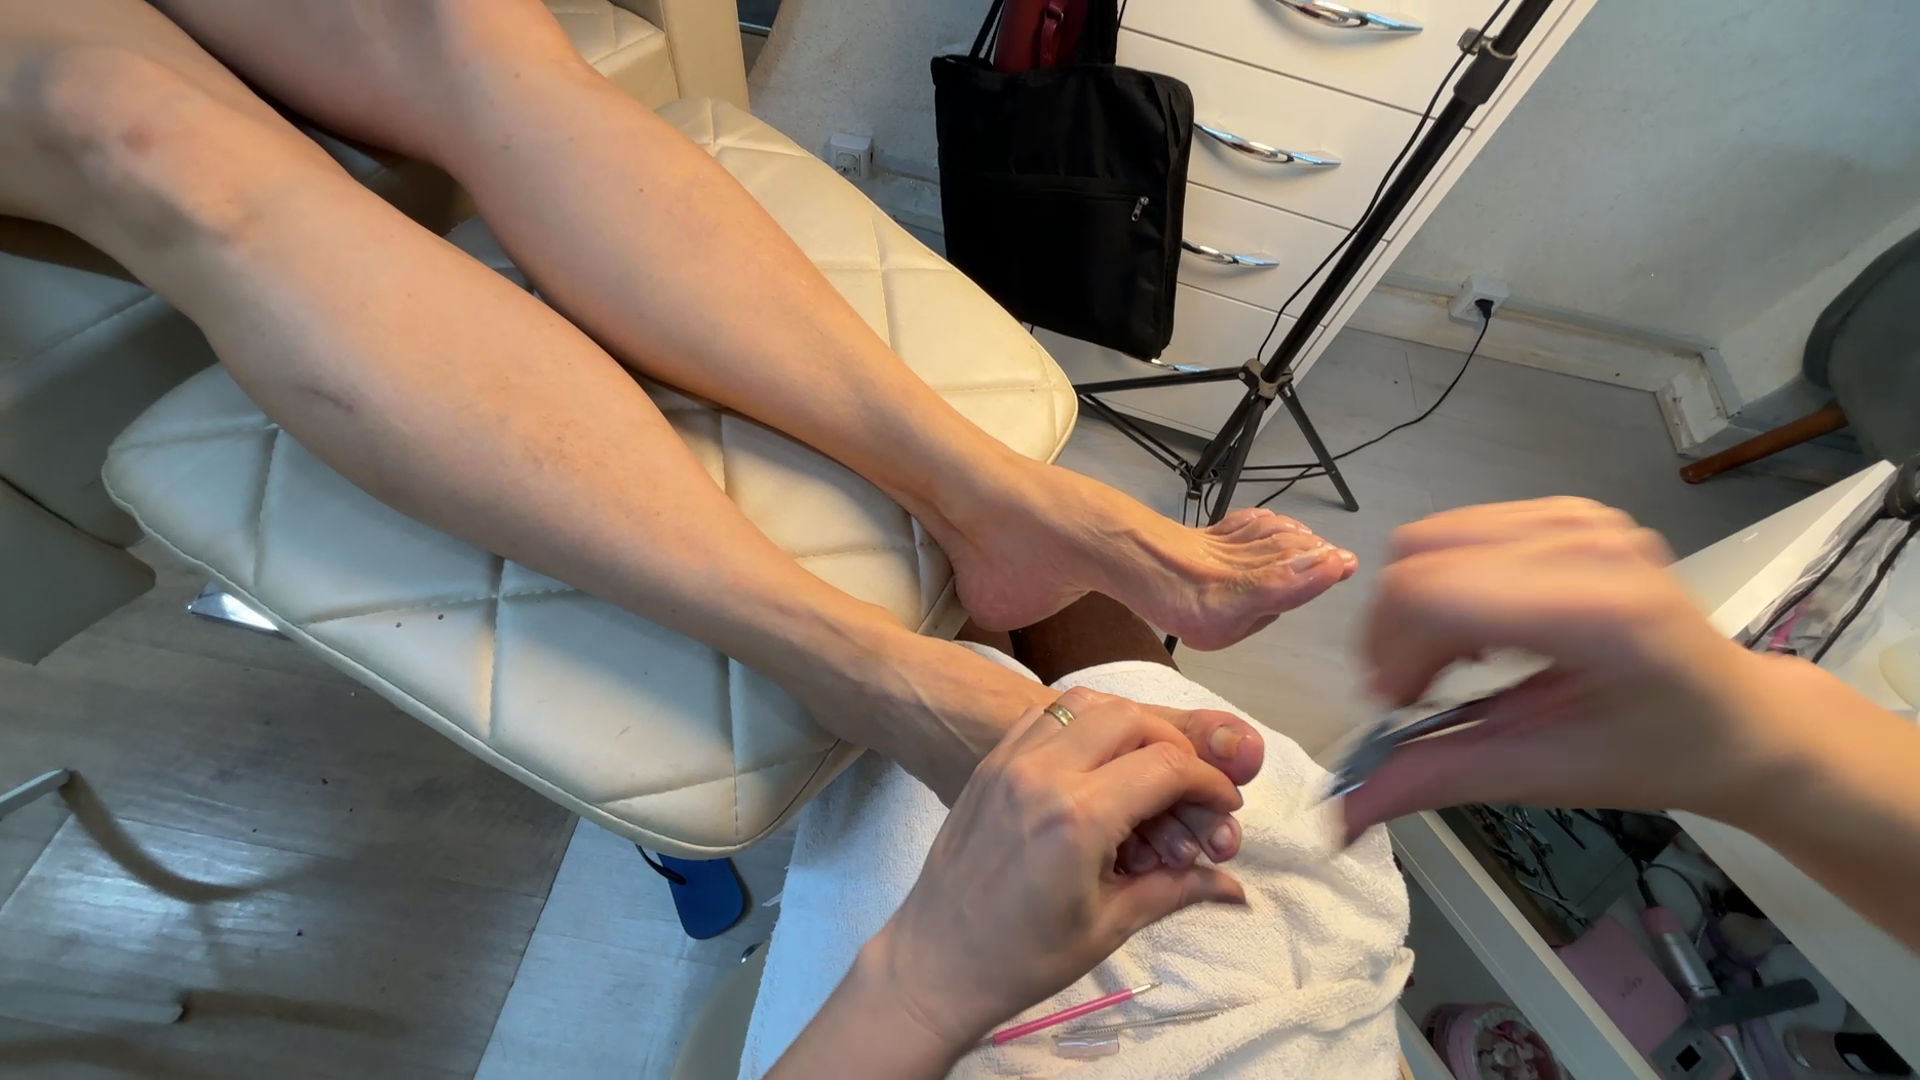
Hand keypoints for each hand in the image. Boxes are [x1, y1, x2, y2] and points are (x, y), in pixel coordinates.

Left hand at [867, 687, 1248, 1049]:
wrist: (935, 959)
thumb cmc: (1023, 957)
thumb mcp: (1108, 926)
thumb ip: (1174, 888)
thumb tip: (1233, 886)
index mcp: (1078, 816)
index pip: (1165, 766)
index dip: (1208, 782)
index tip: (1224, 806)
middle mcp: (1044, 771)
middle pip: (1130, 716)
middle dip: (1173, 744)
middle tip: (1186, 785)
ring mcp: (1011, 758)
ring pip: (1085, 701)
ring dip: (1127, 724)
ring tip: (1144, 767)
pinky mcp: (991, 760)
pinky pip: (1045, 715)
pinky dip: (1081, 722)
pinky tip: (1094, 762)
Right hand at [1343, 497, 1806, 835]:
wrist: (1741, 718)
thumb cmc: (1653, 752)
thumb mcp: (1540, 773)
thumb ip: (1431, 778)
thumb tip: (1337, 815)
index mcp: (1597, 612)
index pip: (1430, 595)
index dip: (1389, 651)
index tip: (1395, 703)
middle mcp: (1586, 545)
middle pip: (1415, 564)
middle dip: (1391, 633)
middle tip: (1411, 687)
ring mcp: (1575, 518)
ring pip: (1421, 543)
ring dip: (1410, 608)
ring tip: (1445, 658)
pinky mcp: (1560, 510)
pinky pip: (1448, 533)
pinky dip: (1436, 582)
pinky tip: (1470, 626)